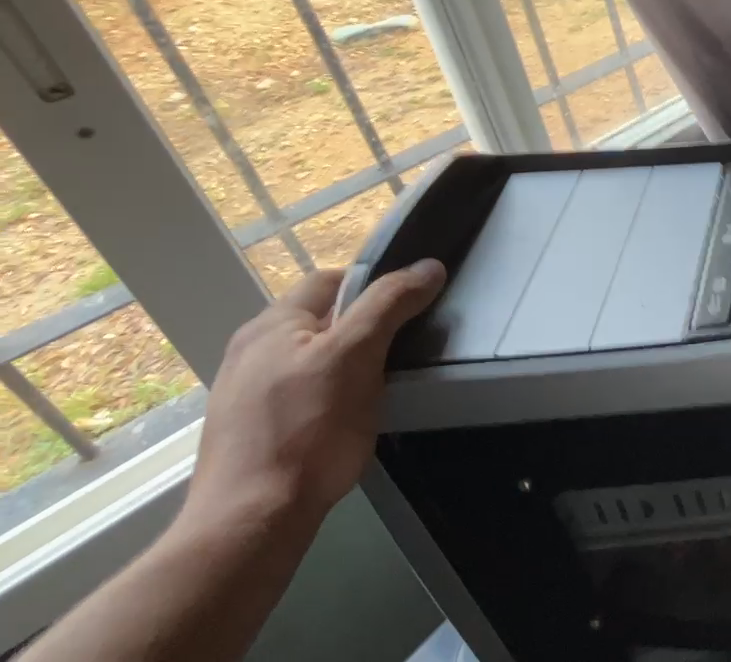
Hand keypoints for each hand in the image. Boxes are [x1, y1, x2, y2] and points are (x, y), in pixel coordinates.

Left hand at [183, 261, 445, 528]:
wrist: (253, 519)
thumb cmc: (309, 429)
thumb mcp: (357, 355)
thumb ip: (390, 304)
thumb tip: (429, 266)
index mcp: (270, 325)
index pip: (330, 280)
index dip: (375, 285)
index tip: (410, 308)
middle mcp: (250, 351)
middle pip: (323, 319)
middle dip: (366, 327)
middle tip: (403, 348)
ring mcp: (246, 392)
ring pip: (314, 357)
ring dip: (350, 363)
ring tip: (382, 384)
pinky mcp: (252, 428)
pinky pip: (303, 391)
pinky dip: (331, 393)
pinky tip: (349, 416)